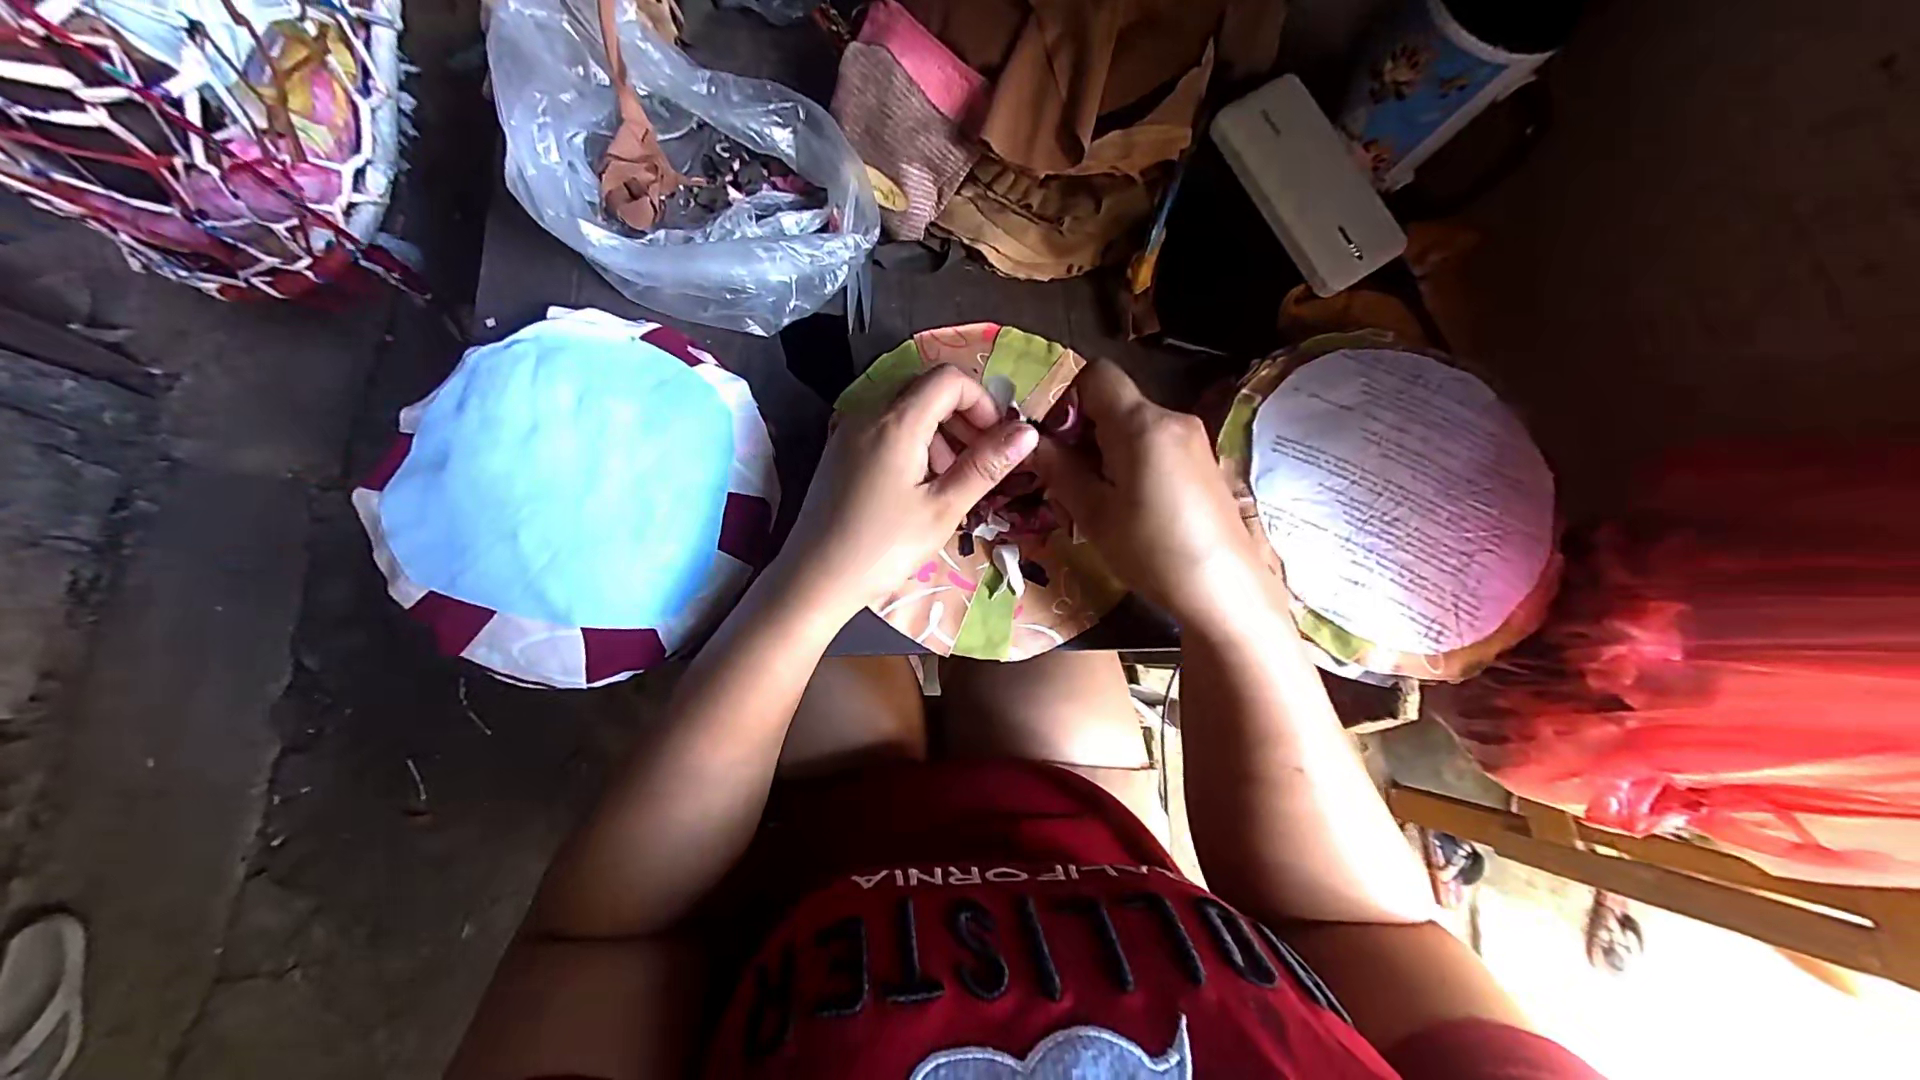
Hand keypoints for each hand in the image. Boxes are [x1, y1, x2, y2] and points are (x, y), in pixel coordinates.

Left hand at [775, 364, 1038, 621]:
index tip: (997, 441)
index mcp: (897, 422)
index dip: (983, 402)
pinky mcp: (839, 451)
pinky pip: (884, 427)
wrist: (814, 579)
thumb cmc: (884, 548)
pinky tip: (918, 484)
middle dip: (963, 416)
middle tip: (980, 461)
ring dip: (939, 430)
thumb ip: (985, 465)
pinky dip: (913, 441)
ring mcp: (849, 431)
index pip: (950, 379)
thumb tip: (1028, 432)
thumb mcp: (943, 509)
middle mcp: (869, 414)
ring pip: (906, 408)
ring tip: (950, 479)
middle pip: (927, 389)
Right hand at [1031, 360, 1280, 630]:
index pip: (1096, 374)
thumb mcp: (1095, 514)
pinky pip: (1154, 444)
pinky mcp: (1202, 462)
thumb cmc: (1152, 551)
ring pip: (1133, 425)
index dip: (1065, 397)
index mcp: (1142, 424)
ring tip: (1092, 496)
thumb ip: (1059, 469)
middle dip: (1081, 429)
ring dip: (1103, 448)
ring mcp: (1192, 440)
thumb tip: (1030, 442)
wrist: (1226, 592)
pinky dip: (1129, 460)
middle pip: (1114, 401)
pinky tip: (1126, 503)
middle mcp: (1171, 418)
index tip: (1050, 438)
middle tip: (1062, 474)